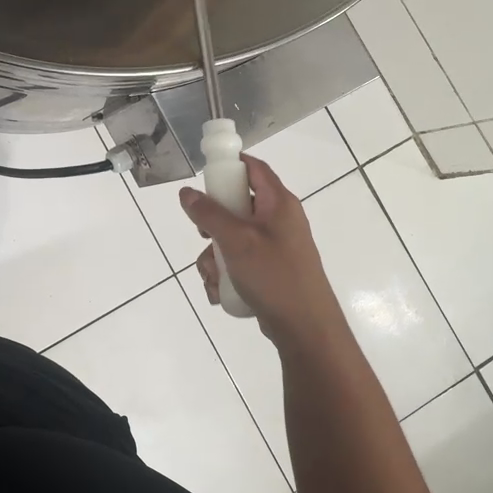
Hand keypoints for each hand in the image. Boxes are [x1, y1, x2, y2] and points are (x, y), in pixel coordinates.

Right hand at [180, 154, 345, 345]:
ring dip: (214, 256)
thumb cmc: (274, 276)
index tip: (203, 175)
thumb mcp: (236, 241)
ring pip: (230, 237)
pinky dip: (225, 273)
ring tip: (213, 277)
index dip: (228, 165)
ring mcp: (274, 246)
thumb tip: (187, 192)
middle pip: (235, 205)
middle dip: (211, 224)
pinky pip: (238, 260)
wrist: (305, 328)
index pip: (253, 168)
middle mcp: (278, 220)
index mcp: (278, 203)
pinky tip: (219, 291)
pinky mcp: (269, 269)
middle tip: (203, 236)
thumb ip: (209, 214)